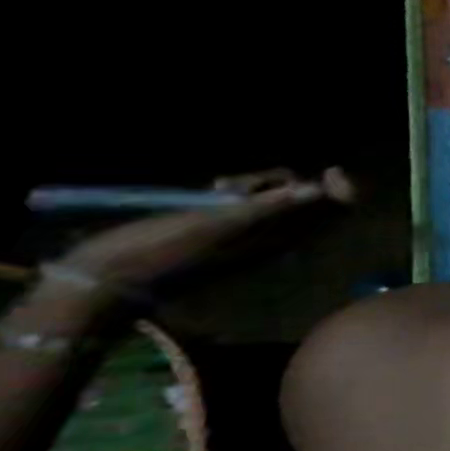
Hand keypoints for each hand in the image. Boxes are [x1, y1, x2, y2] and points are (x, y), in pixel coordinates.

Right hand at [45, 167, 354, 303]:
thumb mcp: (218, 224)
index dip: (341, 190)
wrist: (108, 279)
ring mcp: (250, 233)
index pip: (335, 213)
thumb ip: (269, 207)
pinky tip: (211, 189)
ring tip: (219, 187)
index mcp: (281, 239)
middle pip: (307, 199)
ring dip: (256, 184)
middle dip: (285, 181)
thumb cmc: (162, 249)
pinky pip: (249, 203)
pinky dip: (238, 191)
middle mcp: (274, 237)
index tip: (328, 171)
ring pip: (276, 197)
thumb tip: (316, 192)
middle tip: (246, 184)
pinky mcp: (224, 228)